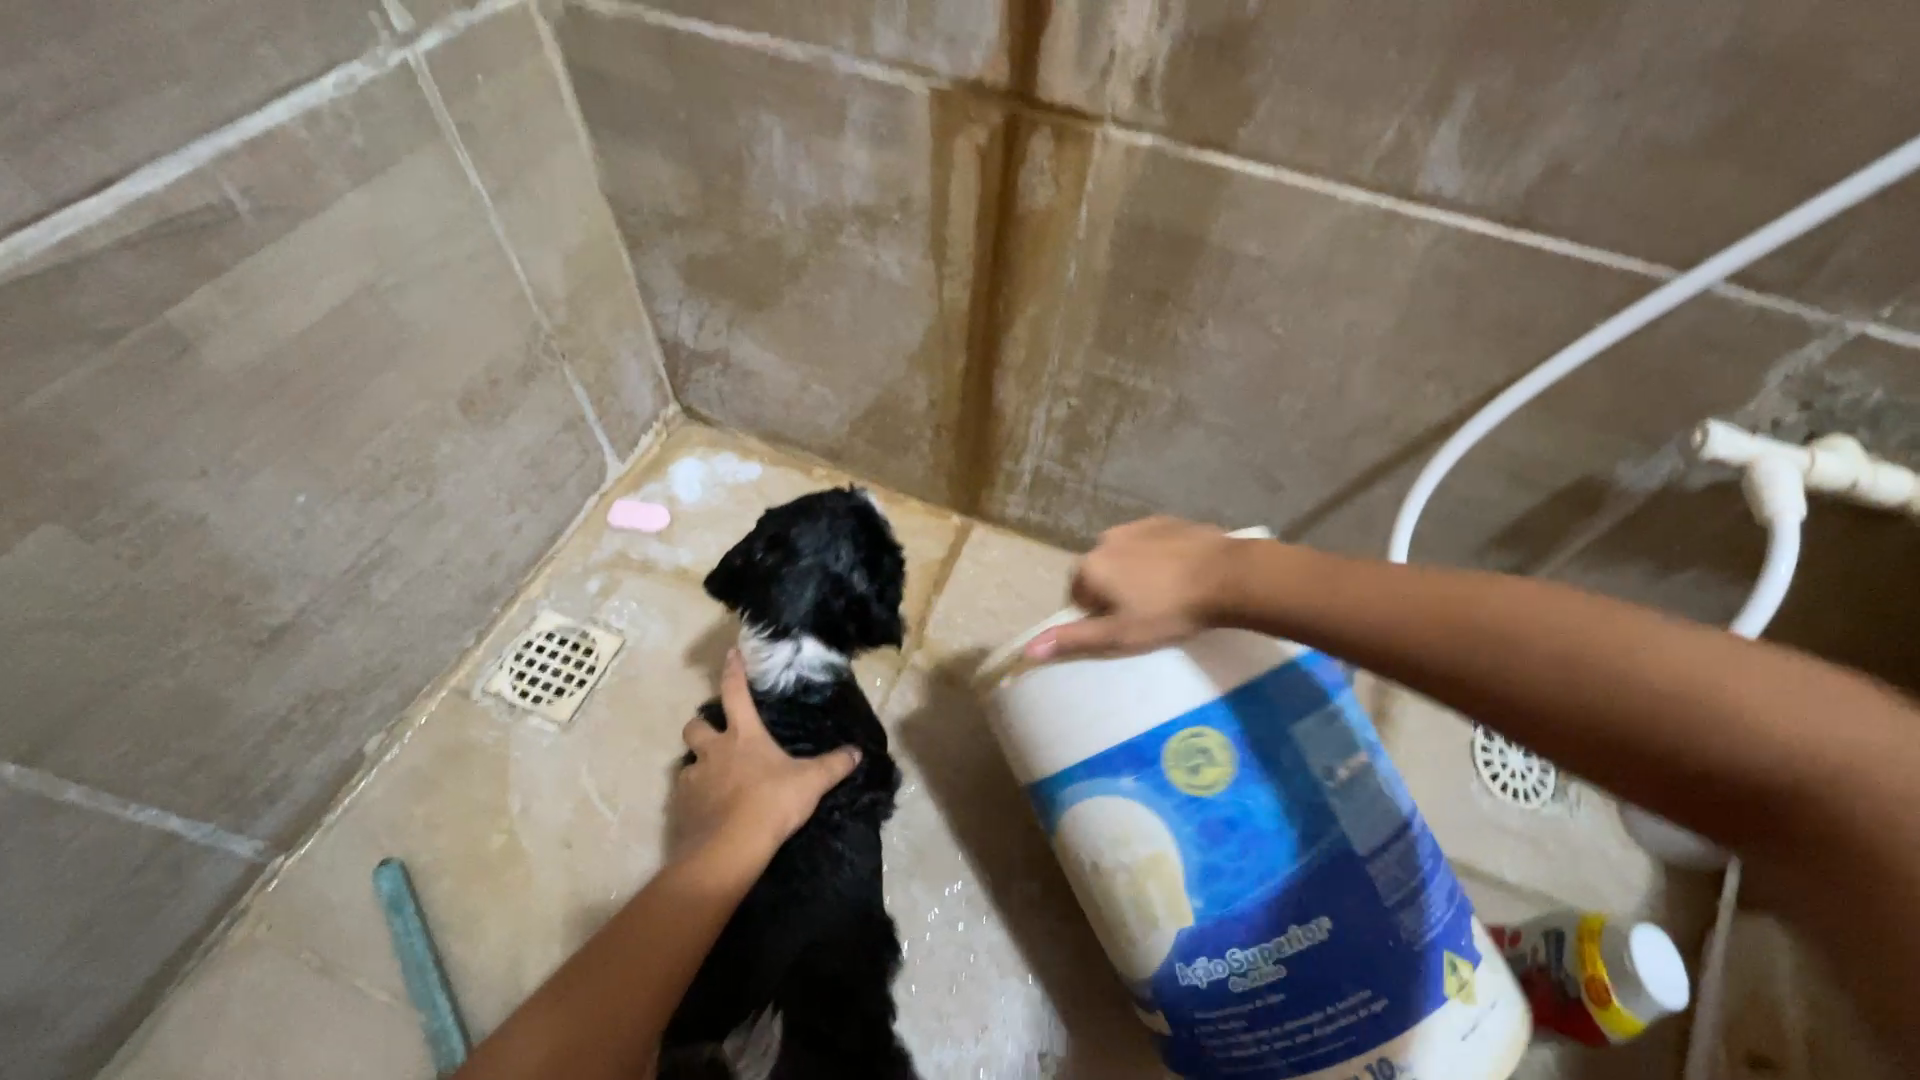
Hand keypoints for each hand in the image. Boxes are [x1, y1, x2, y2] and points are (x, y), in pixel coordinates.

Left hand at [671, 651, 860, 860]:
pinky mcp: (682, 806)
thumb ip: (834, 765)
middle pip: (696, 726)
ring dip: (699, 763)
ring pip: (688, 760)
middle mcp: (713, 751)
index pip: (735, 693)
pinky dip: (695, 796)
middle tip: (715, 734)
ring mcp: (694, 778)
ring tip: (714, 777)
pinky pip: (685, 793)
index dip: (733, 671)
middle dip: (702, 725)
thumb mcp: (811, 783)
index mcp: (744, 736)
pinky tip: (709, 808)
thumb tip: (856, 752)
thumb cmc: (771, 803)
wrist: (730, 848)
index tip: (731, 653)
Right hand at [1026, 517, 1241, 660]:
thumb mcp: (1119, 635)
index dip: (1099, 616)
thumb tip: (1027, 650)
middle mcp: (1105, 540)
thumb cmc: (1168, 611)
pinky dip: (1159, 557)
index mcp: (1090, 566)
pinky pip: (1150, 543)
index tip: (1126, 626)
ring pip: (1125, 557)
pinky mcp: (1165, 520)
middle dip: (1115, 592)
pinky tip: (1181, 574)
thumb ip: (1073, 639)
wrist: (1227, 575)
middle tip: (1147, 613)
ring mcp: (1136, 526)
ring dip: (1136, 573)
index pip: (1078, 597)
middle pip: (1100, 574)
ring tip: (1167, 594)